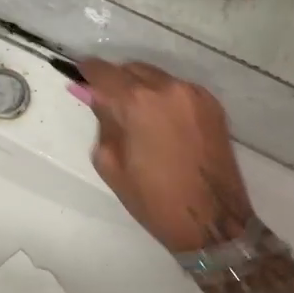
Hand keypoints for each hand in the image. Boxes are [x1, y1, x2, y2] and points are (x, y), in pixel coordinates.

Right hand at [76, 58, 253, 253]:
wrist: (213, 223)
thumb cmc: (154, 199)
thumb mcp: (110, 162)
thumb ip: (102, 121)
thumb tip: (96, 96)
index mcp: (136, 102)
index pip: (102, 71)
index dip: (87, 72)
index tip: (80, 77)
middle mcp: (166, 88)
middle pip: (129, 69)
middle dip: (115, 81)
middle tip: (110, 104)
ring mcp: (193, 94)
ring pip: (155, 76)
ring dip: (141, 87)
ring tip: (139, 116)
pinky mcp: (212, 105)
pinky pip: (177, 88)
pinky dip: (165, 97)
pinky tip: (164, 122)